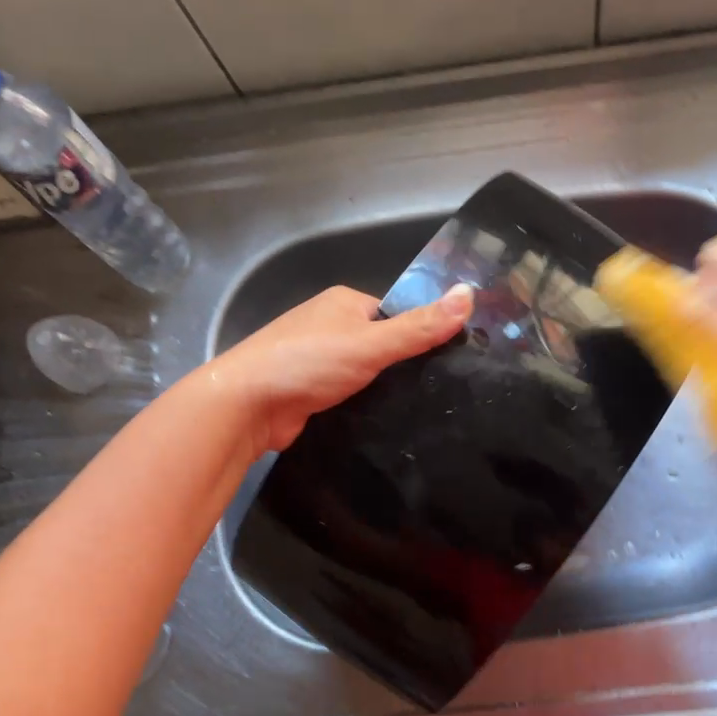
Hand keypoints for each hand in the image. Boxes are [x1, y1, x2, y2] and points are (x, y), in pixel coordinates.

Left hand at [201, 283, 473, 453]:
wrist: (247, 405)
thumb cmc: (308, 363)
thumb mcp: (372, 343)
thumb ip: (420, 327)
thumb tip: (470, 294)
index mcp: (344, 302)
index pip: (396, 314)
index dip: (420, 335)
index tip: (447, 362)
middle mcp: (329, 325)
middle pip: (382, 343)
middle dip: (402, 365)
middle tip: (435, 390)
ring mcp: (316, 359)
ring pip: (365, 371)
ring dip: (382, 388)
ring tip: (416, 408)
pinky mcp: (309, 391)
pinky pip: (348, 394)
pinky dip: (363, 405)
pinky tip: (382, 420)